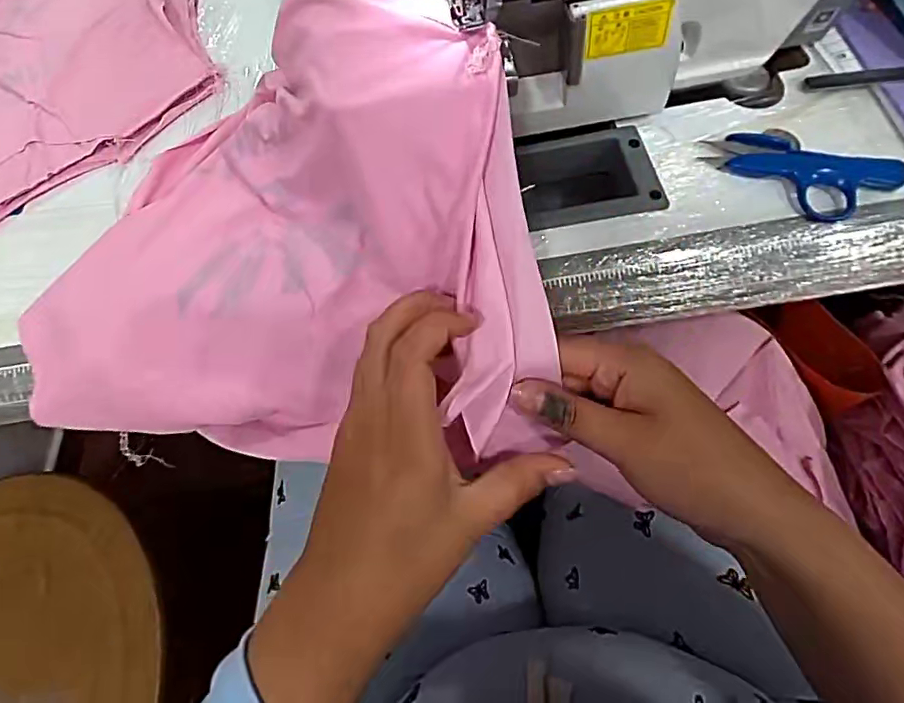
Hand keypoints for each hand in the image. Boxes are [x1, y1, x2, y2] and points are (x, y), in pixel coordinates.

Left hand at [249, 292, 574, 702]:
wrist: (337, 599)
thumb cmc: (406, 560)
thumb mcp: (469, 521)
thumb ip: (517, 481)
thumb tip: (566, 460)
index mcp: (403, 425)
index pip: (411, 345)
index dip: (442, 320)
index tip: (477, 325)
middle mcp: (371, 410)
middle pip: (380, 332)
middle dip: (416, 305)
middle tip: (457, 309)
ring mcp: (353, 420)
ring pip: (368, 350)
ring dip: (401, 326)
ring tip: (446, 336)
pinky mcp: (346, 434)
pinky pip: (366, 374)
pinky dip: (392, 354)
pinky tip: (424, 378)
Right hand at [514, 335, 903, 702]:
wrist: (754, 510)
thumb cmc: (690, 468)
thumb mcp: (623, 441)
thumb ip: (568, 412)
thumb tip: (516, 386)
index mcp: (625, 358)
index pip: (559, 349)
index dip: (522, 365)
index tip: (481, 382)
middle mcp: (626, 365)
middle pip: (566, 367)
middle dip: (532, 388)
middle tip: (484, 408)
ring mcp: (633, 392)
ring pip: (577, 391)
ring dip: (549, 407)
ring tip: (503, 422)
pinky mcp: (637, 417)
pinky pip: (594, 410)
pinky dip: (571, 422)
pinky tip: (543, 436)